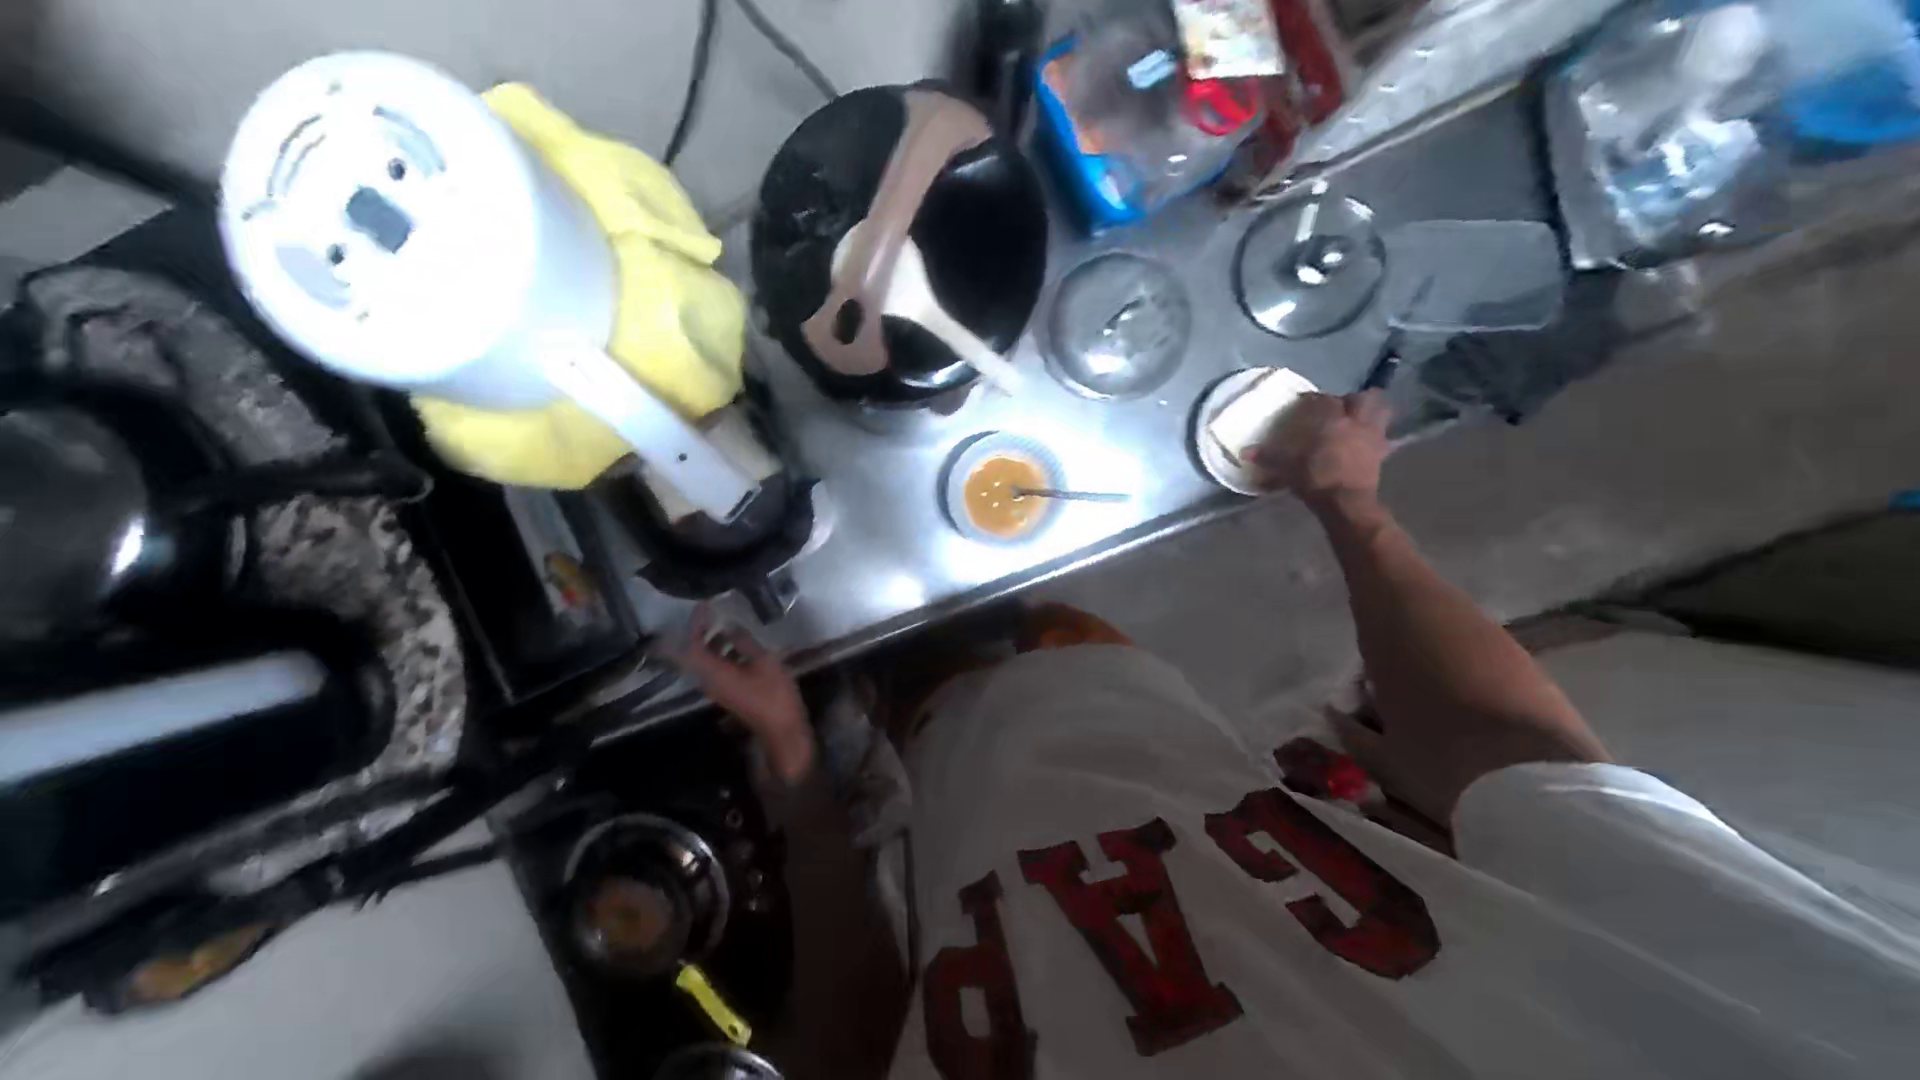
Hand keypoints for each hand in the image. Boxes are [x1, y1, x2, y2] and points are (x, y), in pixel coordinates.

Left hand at [670, 605, 814, 782]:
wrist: (782, 728)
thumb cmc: (774, 694)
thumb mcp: (764, 661)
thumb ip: (744, 642)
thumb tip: (730, 626)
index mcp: (714, 674)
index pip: (693, 646)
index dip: (696, 625)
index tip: (705, 606)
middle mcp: (709, 681)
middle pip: (696, 654)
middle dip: (702, 631)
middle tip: (715, 613)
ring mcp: (718, 689)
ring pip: (707, 661)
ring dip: (714, 642)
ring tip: (730, 625)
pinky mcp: (728, 692)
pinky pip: (717, 668)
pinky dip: (724, 653)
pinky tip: (742, 645)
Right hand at [1247, 390, 1390, 507]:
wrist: (1346, 502)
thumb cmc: (1314, 478)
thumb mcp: (1286, 467)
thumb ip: (1268, 457)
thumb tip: (1245, 452)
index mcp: (1330, 419)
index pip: (1322, 400)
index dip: (1311, 400)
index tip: (1302, 404)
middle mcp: (1355, 421)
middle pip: (1362, 398)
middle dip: (1350, 400)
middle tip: (1337, 409)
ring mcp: (1373, 436)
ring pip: (1380, 413)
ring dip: (1370, 414)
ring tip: (1355, 422)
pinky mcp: (1382, 454)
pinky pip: (1382, 439)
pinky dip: (1374, 439)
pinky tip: (1364, 445)